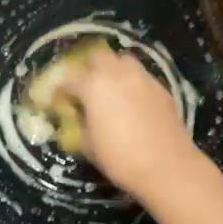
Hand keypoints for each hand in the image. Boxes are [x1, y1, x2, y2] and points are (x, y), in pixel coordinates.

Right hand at [54, 48, 205, 196]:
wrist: (166, 166)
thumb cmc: (120, 159)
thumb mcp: (88, 146)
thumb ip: (79, 125)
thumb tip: (76, 119)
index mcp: (94, 86)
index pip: (69, 79)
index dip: (60, 89)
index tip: (56, 99)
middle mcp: (118, 74)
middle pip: (98, 57)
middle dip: (88, 68)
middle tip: (84, 87)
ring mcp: (142, 78)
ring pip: (123, 61)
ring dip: (112, 70)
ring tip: (109, 89)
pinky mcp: (161, 88)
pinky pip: (141, 76)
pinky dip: (131, 83)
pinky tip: (131, 102)